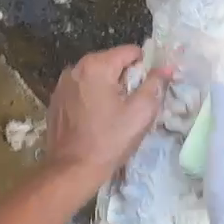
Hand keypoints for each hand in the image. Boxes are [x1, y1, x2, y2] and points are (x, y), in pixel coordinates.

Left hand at [44, 44, 171, 183]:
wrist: (71, 172)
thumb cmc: (108, 141)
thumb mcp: (140, 113)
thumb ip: (155, 84)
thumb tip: (167, 67)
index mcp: (97, 65)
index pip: (130, 52)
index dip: (143, 68)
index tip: (146, 90)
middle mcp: (76, 68)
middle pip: (112, 62)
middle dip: (125, 79)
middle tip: (131, 106)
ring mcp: (63, 84)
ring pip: (97, 76)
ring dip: (108, 88)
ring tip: (113, 115)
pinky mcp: (56, 100)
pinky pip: (82, 89)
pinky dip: (92, 98)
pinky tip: (95, 120)